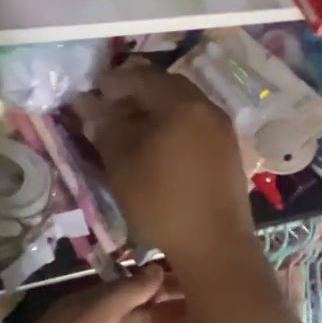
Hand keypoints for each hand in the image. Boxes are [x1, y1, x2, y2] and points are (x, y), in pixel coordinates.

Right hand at [80, 62, 256, 268]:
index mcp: (182, 104)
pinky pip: (196, 129)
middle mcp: (208, 109)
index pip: (143, 78)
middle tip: (111, 110)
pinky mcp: (229, 154)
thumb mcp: (123, 165)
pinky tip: (158, 151)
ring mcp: (223, 132)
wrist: (214, 245)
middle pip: (168, 90)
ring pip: (184, 110)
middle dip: (137, 95)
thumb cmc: (162, 202)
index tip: (94, 92)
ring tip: (131, 132)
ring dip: (156, 113)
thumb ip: (106, 130)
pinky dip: (174, 130)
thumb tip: (92, 108)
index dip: (115, 83)